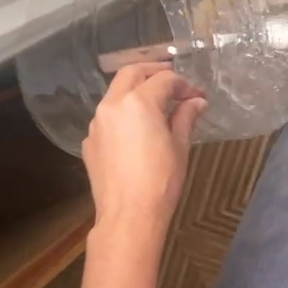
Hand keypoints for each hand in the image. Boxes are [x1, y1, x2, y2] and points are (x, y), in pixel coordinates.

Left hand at [82, 62, 207, 233]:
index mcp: (139, 103)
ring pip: (116, 95)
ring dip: (137, 93)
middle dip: (154, 73)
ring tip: (158, 109)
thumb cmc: (162, 181)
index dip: (183, 84)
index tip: (197, 95)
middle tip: (174, 84)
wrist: (129, 214)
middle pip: (131, 73)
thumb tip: (197, 101)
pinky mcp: (90, 141)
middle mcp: (112, 105)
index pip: (163, 79)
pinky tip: (138, 134)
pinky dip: (125, 116)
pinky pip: (108, 119)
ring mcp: (96, 123)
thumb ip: (185, 117)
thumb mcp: (180, 147)